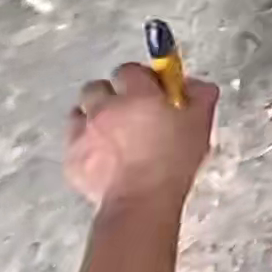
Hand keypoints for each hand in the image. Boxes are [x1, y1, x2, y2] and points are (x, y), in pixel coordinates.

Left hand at [65, 64, 218, 208]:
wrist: (142, 201)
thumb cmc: (175, 158)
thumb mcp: (200, 122)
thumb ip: (201, 94)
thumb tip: (195, 84)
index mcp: (136, 94)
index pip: (129, 69)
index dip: (141, 78)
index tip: (152, 91)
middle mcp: (104, 108)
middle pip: (96, 87)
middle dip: (110, 94)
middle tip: (128, 111)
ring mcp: (83, 134)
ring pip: (79, 113)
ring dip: (93, 117)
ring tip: (112, 134)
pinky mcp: (71, 160)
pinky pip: (73, 143)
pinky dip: (86, 145)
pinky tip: (104, 158)